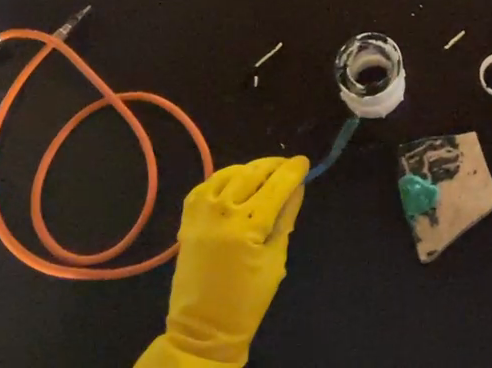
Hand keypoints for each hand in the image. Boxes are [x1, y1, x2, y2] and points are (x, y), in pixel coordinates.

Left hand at [157, 155, 308, 365]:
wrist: (202, 328)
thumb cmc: (247, 300)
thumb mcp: (276, 259)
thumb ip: (286, 218)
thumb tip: (297, 187)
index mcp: (248, 226)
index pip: (277, 184)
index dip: (294, 170)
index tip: (304, 162)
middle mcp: (222, 212)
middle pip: (253, 172)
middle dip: (274, 165)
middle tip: (288, 167)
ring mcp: (201, 213)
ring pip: (230, 173)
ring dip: (251, 169)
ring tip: (265, 174)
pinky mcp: (187, 218)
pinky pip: (207, 184)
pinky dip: (225, 178)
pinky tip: (236, 183)